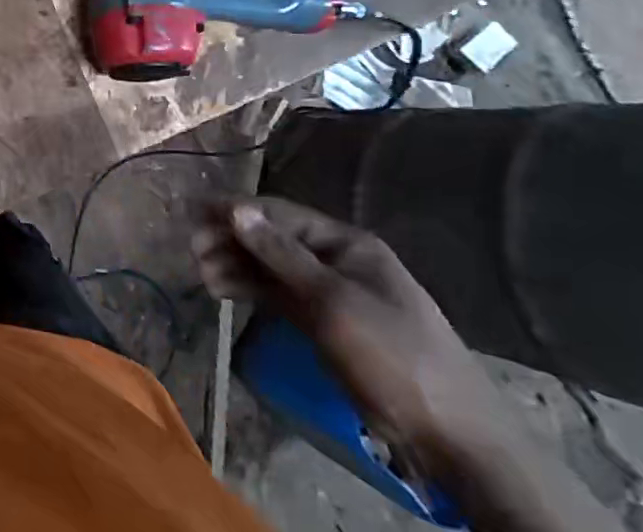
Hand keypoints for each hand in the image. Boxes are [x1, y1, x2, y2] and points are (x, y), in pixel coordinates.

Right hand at [193, 197, 509, 461]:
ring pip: (274, 270)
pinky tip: (224, 292)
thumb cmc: (392, 354)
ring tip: (201, 274)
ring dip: (238, 267)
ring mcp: (332, 294)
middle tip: (192, 249)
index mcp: (346, 243)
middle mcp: (337, 260)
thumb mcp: (333, 301)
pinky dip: (253, 292)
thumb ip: (282, 255)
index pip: (281, 215)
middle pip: (275, 240)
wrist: (450, 433)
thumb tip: (237, 209)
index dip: (237, 210)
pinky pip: (282, 297)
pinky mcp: (328, 324)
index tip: (195, 212)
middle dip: (233, 241)